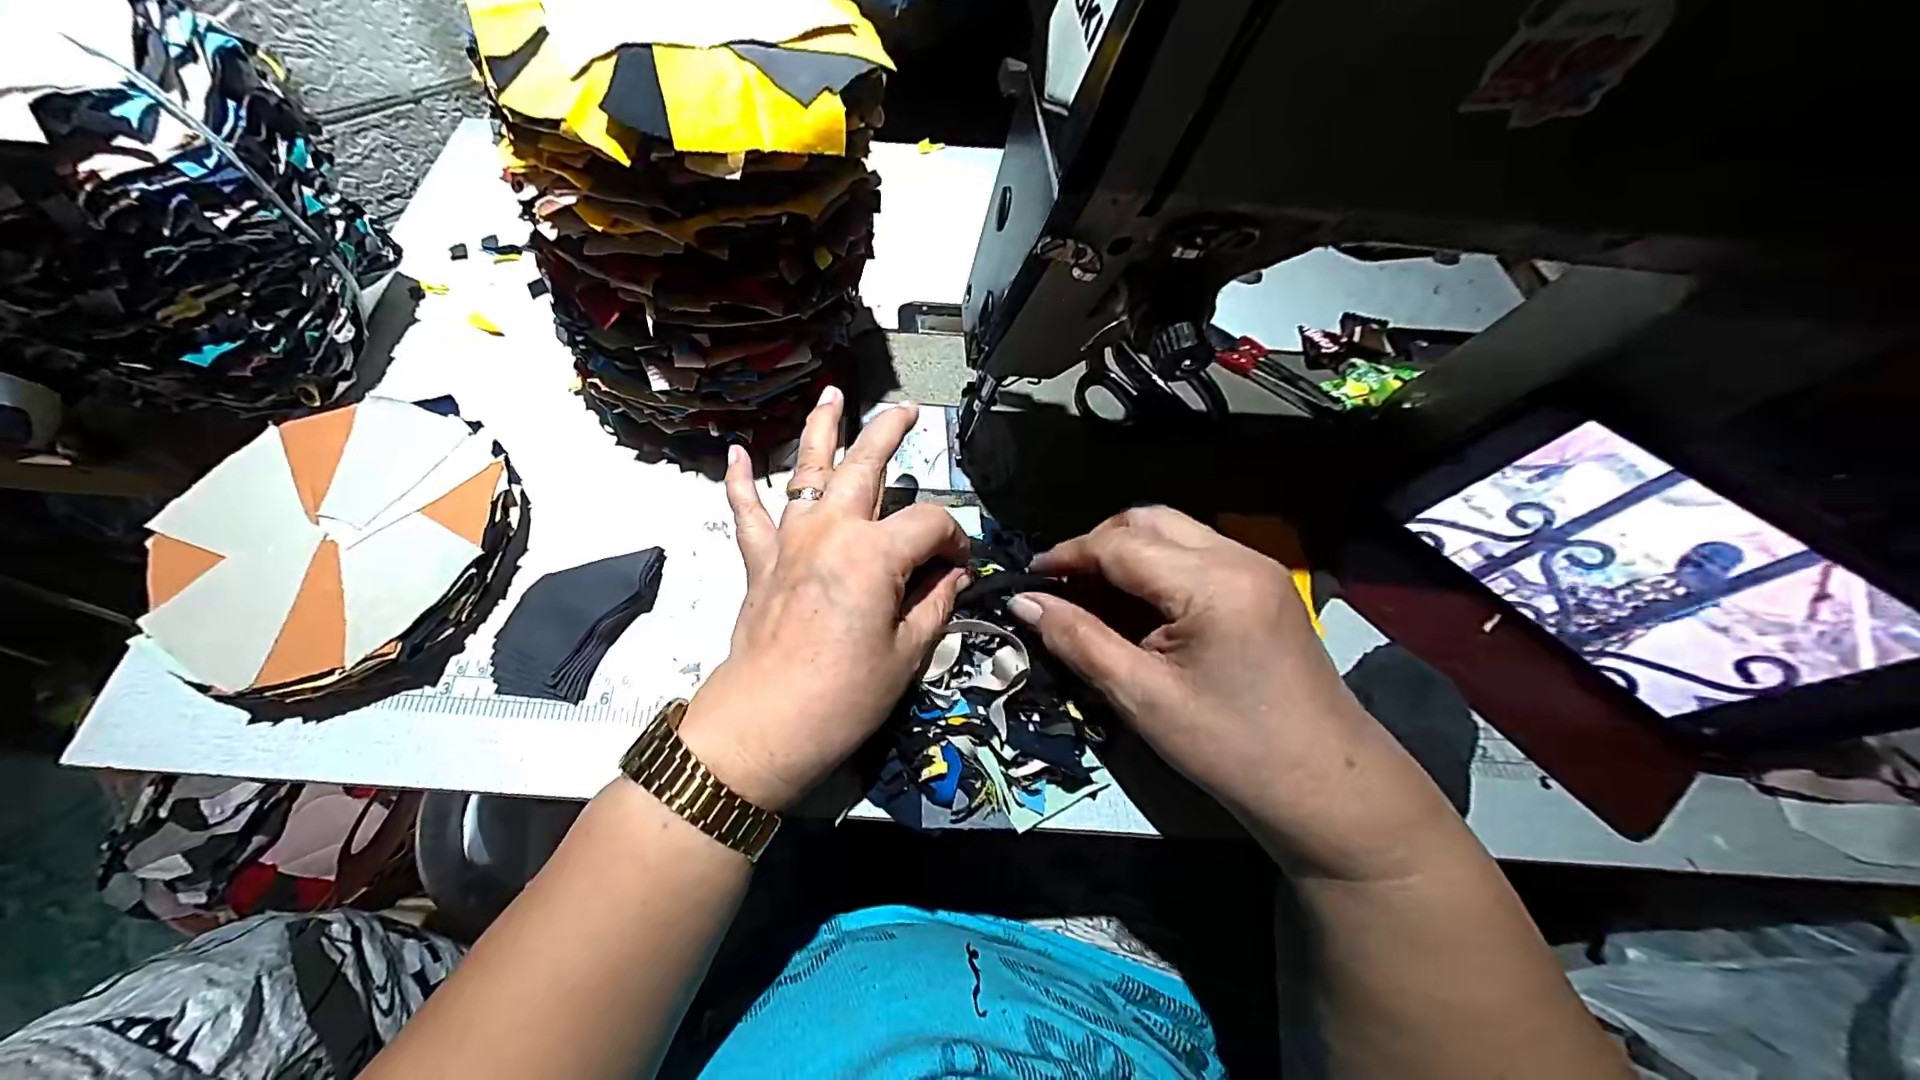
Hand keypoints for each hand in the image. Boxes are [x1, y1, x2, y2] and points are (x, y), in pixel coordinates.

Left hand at [676, 387, 970, 811]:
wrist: (763, 725)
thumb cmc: (843, 695)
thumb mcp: (908, 653)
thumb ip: (934, 603)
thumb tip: (954, 575)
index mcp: (874, 553)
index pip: (930, 524)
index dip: (955, 541)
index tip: (960, 567)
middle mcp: (831, 530)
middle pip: (866, 465)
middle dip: (890, 432)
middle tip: (907, 412)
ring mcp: (791, 540)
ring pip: (805, 470)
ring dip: (821, 430)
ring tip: (831, 396)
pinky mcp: (761, 561)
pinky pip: (747, 512)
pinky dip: (740, 482)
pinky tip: (735, 454)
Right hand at [1010, 506, 1461, 881]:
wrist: (1327, 788)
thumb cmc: (1231, 748)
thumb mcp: (1142, 697)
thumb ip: (1078, 640)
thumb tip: (1023, 602)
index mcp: (1212, 583)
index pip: (1120, 544)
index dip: (1067, 555)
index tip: (1029, 579)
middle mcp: (1239, 558)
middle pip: (1148, 520)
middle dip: (1096, 544)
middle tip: (1061, 584)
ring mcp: (1258, 568)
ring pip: (1174, 532)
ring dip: (1126, 551)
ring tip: (1091, 593)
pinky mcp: (1264, 586)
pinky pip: (1196, 553)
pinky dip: (1156, 565)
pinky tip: (1137, 603)